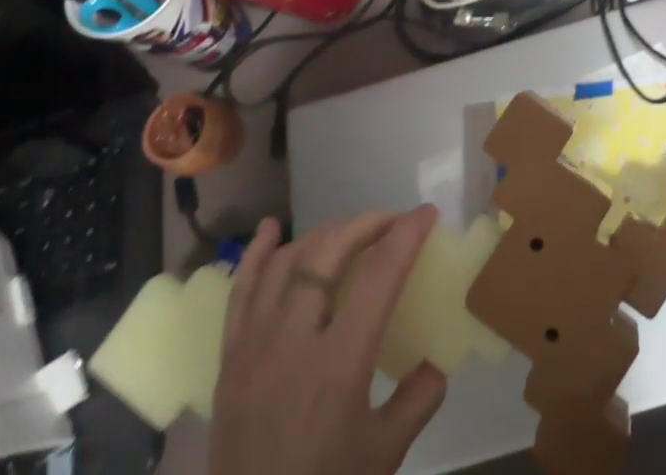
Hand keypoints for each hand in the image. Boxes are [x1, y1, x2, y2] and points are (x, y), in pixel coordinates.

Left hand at [209, 207, 446, 474]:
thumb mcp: (386, 451)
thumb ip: (418, 399)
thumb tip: (435, 361)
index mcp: (339, 364)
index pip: (378, 279)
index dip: (405, 238)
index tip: (426, 214)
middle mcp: (293, 342)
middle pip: (326, 256)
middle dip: (364, 225)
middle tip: (392, 219)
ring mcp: (253, 345)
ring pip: (284, 264)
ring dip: (321, 235)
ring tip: (350, 229)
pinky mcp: (229, 356)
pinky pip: (240, 291)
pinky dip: (256, 253)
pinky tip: (270, 229)